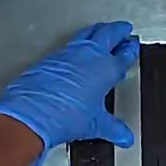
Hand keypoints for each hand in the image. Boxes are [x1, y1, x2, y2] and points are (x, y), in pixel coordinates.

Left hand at [0, 21, 139, 165]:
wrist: (32, 114)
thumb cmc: (66, 114)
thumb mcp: (96, 124)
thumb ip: (113, 129)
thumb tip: (123, 136)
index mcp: (105, 68)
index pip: (123, 55)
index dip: (130, 50)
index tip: (132, 45)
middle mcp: (87, 55)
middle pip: (107, 34)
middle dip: (118, 31)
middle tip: (124, 29)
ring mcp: (67, 54)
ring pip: (86, 34)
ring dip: (96, 31)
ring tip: (101, 31)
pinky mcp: (50, 59)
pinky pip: (67, 45)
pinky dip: (76, 44)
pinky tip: (75, 51)